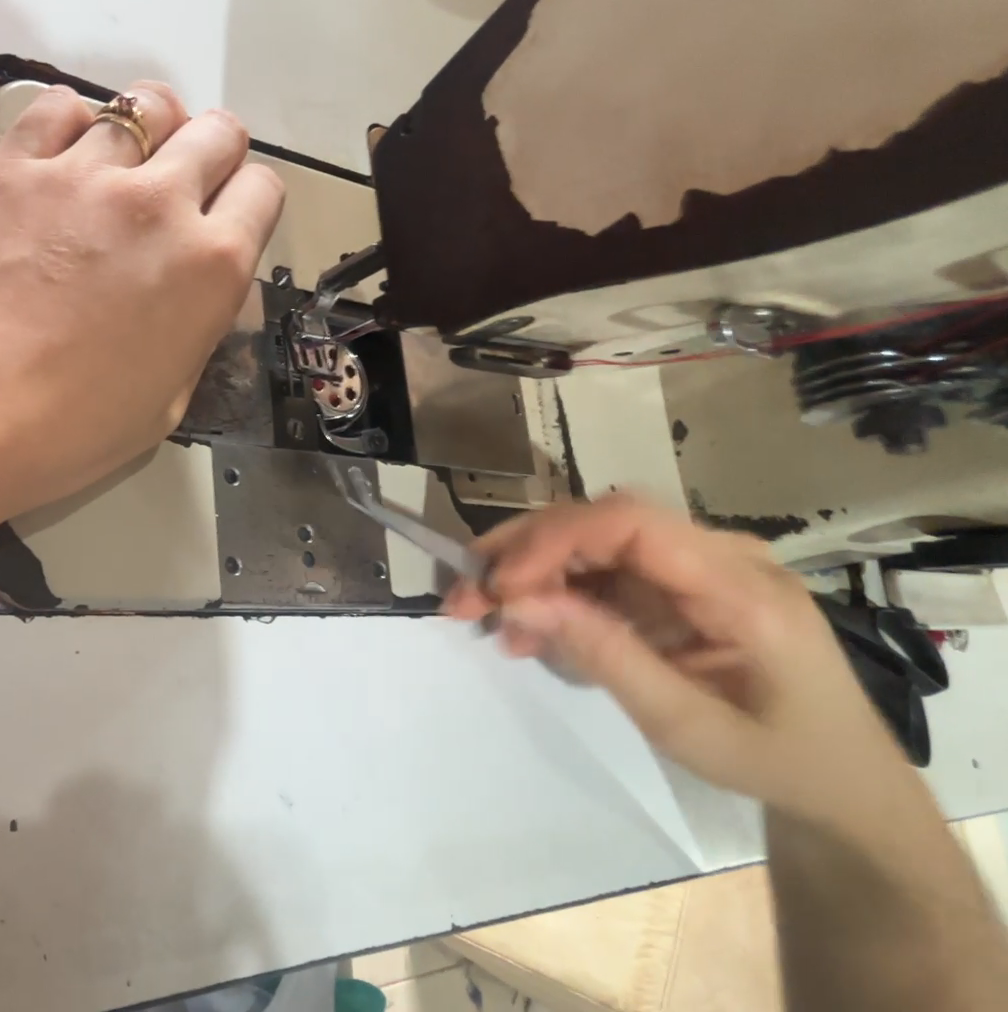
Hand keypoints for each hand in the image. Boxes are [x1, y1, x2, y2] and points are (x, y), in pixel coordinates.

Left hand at [0, 82, 284, 524]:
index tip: (218, 226)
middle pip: (216, 130)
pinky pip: (59, 106)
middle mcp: (158, 203)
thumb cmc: (64, 433)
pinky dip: (70, 126)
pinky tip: (57, 166)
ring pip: (145, 104)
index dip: (244, 206)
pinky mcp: (13, 166)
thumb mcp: (164, 405)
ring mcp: (82, 174)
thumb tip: (195, 293)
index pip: (263, 189)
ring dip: (146, 135)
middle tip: (173, 196)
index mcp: (210, 267)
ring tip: (115, 174)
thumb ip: (194, 331)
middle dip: (208, 157)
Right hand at [443, 495, 913, 823]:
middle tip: (462, 596)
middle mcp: (724, 558)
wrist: (843, 782)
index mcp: (743, 590)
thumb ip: (604, 654)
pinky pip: (603, 570)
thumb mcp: (685, 723)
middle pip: (601, 522)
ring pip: (591, 541)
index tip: (497, 585)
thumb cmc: (777, 760)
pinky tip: (525, 628)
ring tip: (483, 618)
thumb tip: (517, 599)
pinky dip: (553, 593)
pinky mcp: (681, 583)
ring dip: (528, 573)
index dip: (551, 540)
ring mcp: (702, 566)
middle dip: (522, 553)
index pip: (631, 524)